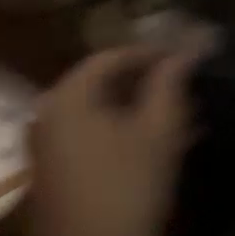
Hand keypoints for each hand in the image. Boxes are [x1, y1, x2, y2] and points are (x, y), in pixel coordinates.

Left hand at [26, 22, 215, 235]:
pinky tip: (161, 142)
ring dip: (142, 109)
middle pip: (105, 83)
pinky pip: (92, 137)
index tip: (188, 58)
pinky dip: (124, 133)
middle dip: (150, 82)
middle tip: (187, 85)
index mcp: (67, 96)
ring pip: (102, 112)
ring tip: (183, 114)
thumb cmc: (126, 188)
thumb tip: (187, 47)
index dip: (155, 52)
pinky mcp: (54, 176)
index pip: (114, 55)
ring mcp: (46, 149)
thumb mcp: (160, 129)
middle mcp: (47, 115)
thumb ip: (172, 81)